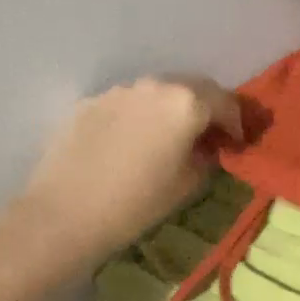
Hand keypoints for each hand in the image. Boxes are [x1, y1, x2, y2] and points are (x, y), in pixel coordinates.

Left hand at [4, 77, 242, 276]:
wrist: (62, 214)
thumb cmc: (136, 203)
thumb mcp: (188, 184)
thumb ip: (208, 156)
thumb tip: (210, 147)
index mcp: (188, 102)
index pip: (227, 103)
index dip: (237, 123)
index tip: (236, 143)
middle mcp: (156, 85)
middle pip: (194, 87)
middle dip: (207, 108)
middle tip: (208, 134)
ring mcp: (119, 90)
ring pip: (158, 92)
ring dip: (171, 109)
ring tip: (168, 137)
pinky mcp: (90, 102)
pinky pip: (127, 104)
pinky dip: (138, 116)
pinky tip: (130, 143)